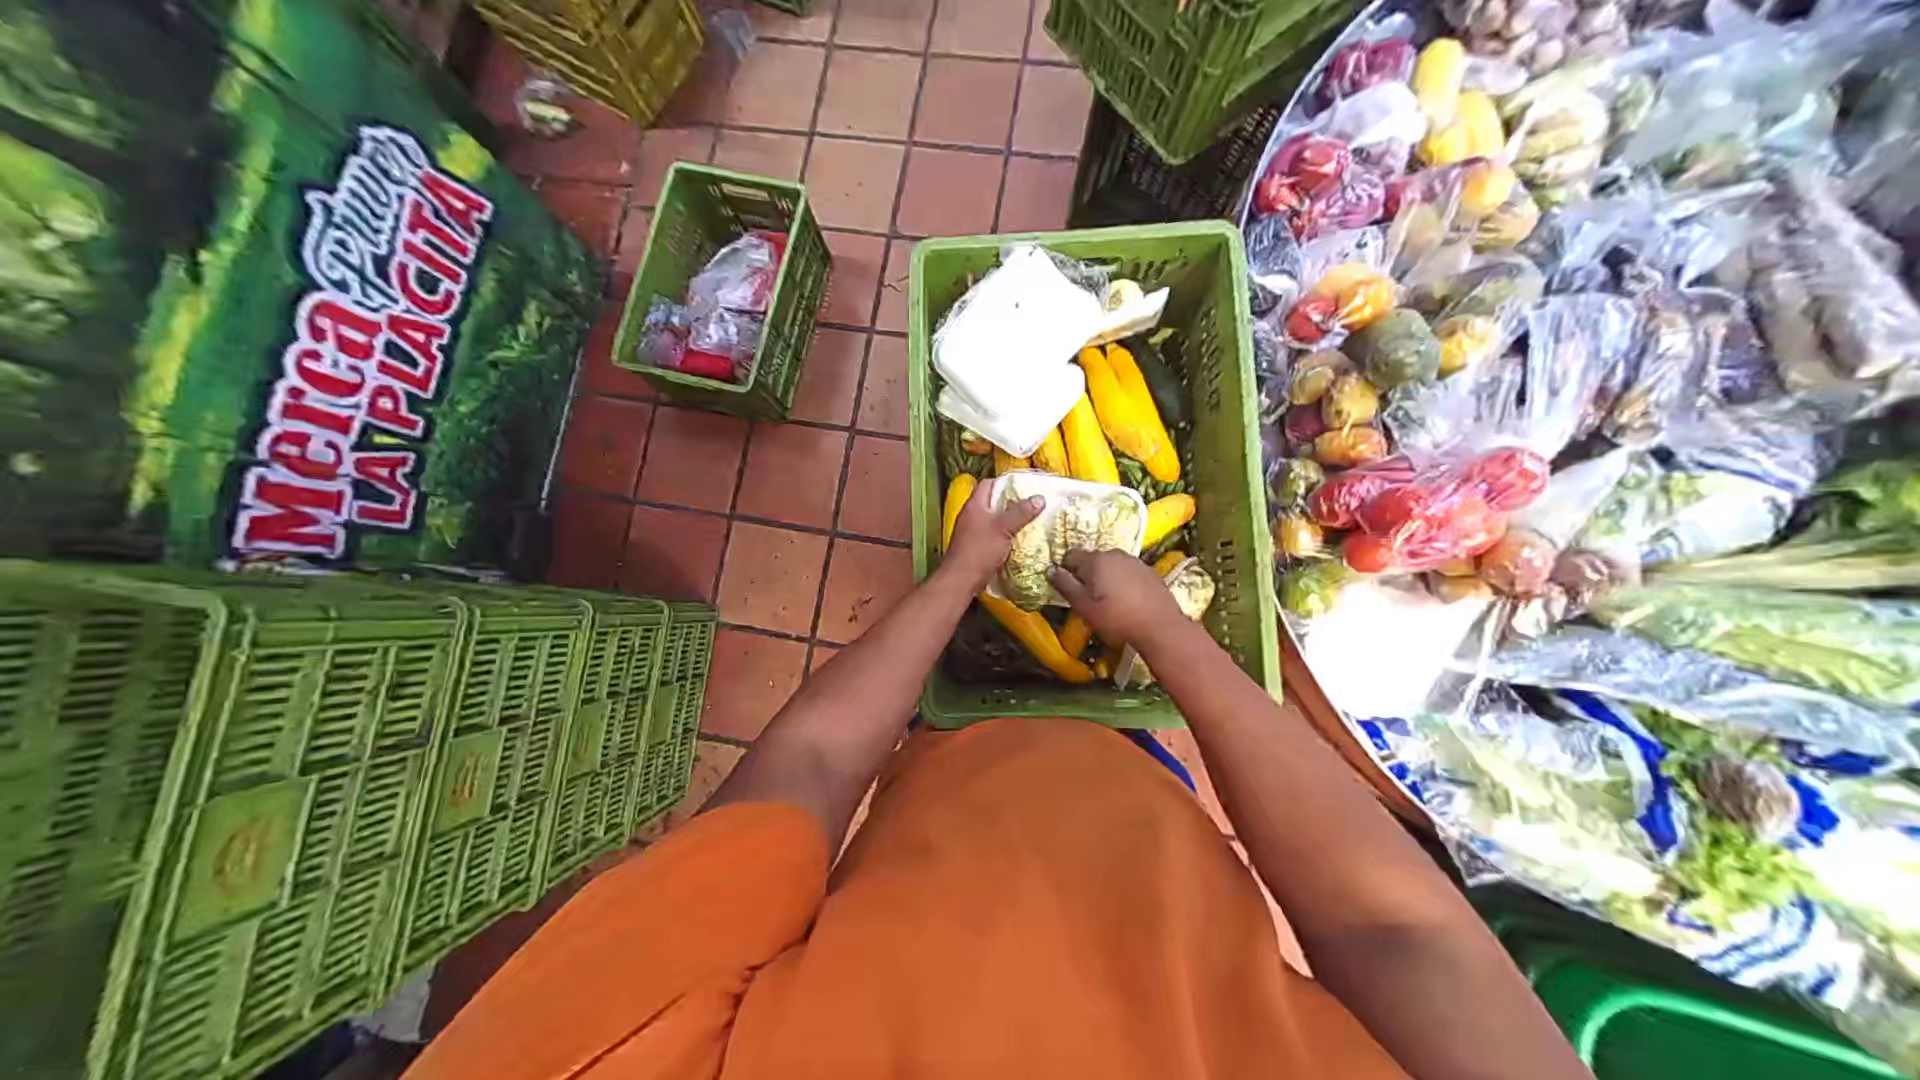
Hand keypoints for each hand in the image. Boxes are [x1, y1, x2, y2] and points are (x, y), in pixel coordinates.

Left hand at [942, 481, 1042, 592]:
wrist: (961, 579)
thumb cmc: (980, 549)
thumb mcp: (1004, 528)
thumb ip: (1021, 512)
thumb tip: (1039, 498)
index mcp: (974, 505)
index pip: (988, 484)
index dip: (1004, 482)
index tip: (1022, 486)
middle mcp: (970, 515)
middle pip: (991, 502)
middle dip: (1010, 503)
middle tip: (1029, 504)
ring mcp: (971, 532)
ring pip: (992, 520)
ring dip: (1007, 521)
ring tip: (1028, 520)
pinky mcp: (974, 547)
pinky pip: (992, 535)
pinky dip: (1004, 535)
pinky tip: (1017, 539)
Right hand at [1048, 549, 1185, 649]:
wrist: (1161, 626)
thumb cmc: (1116, 618)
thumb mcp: (1084, 607)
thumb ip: (1065, 585)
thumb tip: (1051, 570)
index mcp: (1095, 560)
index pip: (1071, 555)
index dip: (1066, 571)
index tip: (1070, 589)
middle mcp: (1114, 554)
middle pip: (1092, 560)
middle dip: (1087, 574)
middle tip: (1089, 599)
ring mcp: (1135, 561)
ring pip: (1112, 565)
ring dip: (1107, 577)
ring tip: (1110, 601)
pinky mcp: (1150, 571)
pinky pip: (1128, 572)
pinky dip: (1124, 581)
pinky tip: (1128, 600)